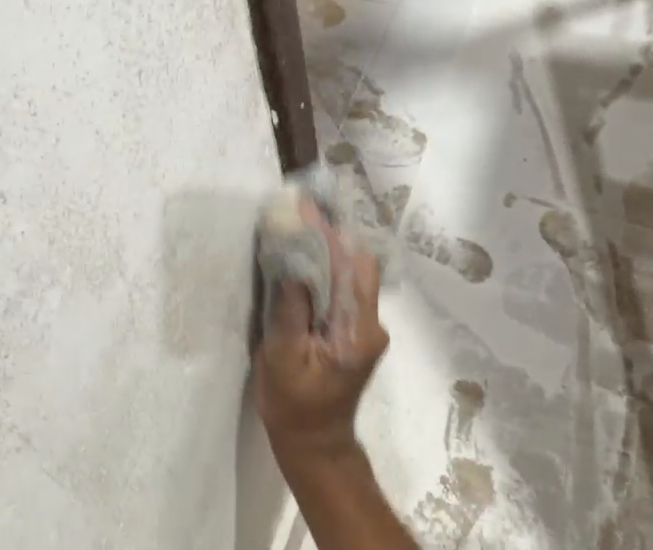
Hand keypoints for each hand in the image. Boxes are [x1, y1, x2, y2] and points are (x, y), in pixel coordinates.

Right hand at [252, 203, 388, 467]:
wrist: (314, 444)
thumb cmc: (293, 406)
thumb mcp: (281, 359)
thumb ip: (290, 310)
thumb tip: (293, 262)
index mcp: (356, 331)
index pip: (348, 268)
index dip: (326, 235)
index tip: (302, 208)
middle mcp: (371, 323)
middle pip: (357, 264)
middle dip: (330, 235)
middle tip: (298, 212)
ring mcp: (367, 326)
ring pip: (353, 273)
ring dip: (329, 249)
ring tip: (298, 226)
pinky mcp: (357, 329)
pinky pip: (346, 287)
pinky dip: (327, 268)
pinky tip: (304, 258)